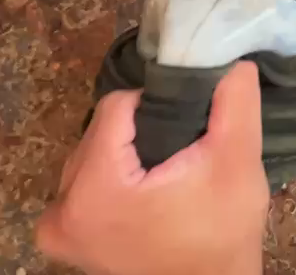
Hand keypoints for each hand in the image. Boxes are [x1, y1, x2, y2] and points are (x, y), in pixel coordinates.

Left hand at [37, 63, 269, 274]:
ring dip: (132, 146)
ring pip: (93, 151)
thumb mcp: (239, 154)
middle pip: (101, 129)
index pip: (115, 107)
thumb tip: (230, 57)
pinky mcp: (65, 239)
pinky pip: (87, 179)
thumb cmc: (222, 225)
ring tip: (174, 163)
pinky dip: (120, 169)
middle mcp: (59, 210)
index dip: (160, 100)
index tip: (193, 116)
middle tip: (188, 143)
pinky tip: (156, 182)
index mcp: (93, 189)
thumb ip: (235, 99)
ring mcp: (56, 229)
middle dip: (145, 125)